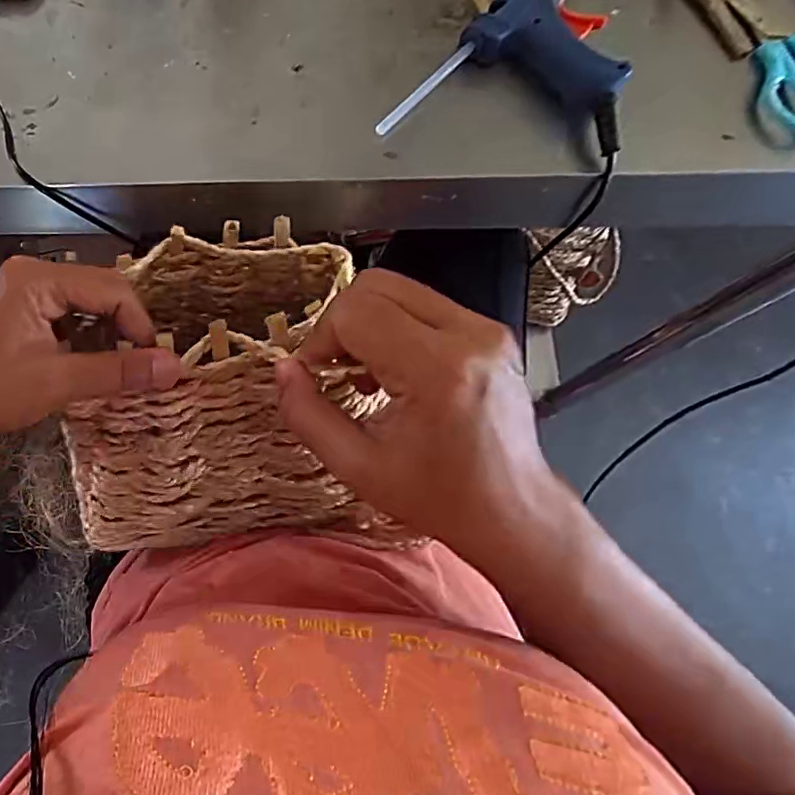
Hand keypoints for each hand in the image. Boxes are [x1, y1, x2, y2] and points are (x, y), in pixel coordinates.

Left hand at [0, 257, 182, 473]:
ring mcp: (24, 293)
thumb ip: (120, 371)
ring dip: (109, 336)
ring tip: (116, 369)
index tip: (155, 361)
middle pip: (102, 292)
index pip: (112, 289)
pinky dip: (88, 341)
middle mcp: (31, 275)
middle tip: (141, 366)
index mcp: (37, 278)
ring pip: (89, 307)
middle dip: (126, 329)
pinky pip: (71, 318)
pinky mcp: (22, 314)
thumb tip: (173, 367)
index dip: (140, 324)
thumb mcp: (60, 381)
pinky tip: (90, 366)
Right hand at [274, 269, 580, 567]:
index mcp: (437, 371)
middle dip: (340, 322)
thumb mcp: (357, 466)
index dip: (319, 339)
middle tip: (334, 367)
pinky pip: (425, 305)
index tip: (315, 374)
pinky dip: (395, 328)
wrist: (510, 508)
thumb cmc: (440, 497)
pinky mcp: (491, 332)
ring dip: (367, 324)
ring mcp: (486, 330)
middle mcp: (469, 338)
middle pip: (376, 285)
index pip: (355, 312)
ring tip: (366, 374)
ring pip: (399, 289)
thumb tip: (285, 371)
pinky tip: (393, 372)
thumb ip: (307, 415)